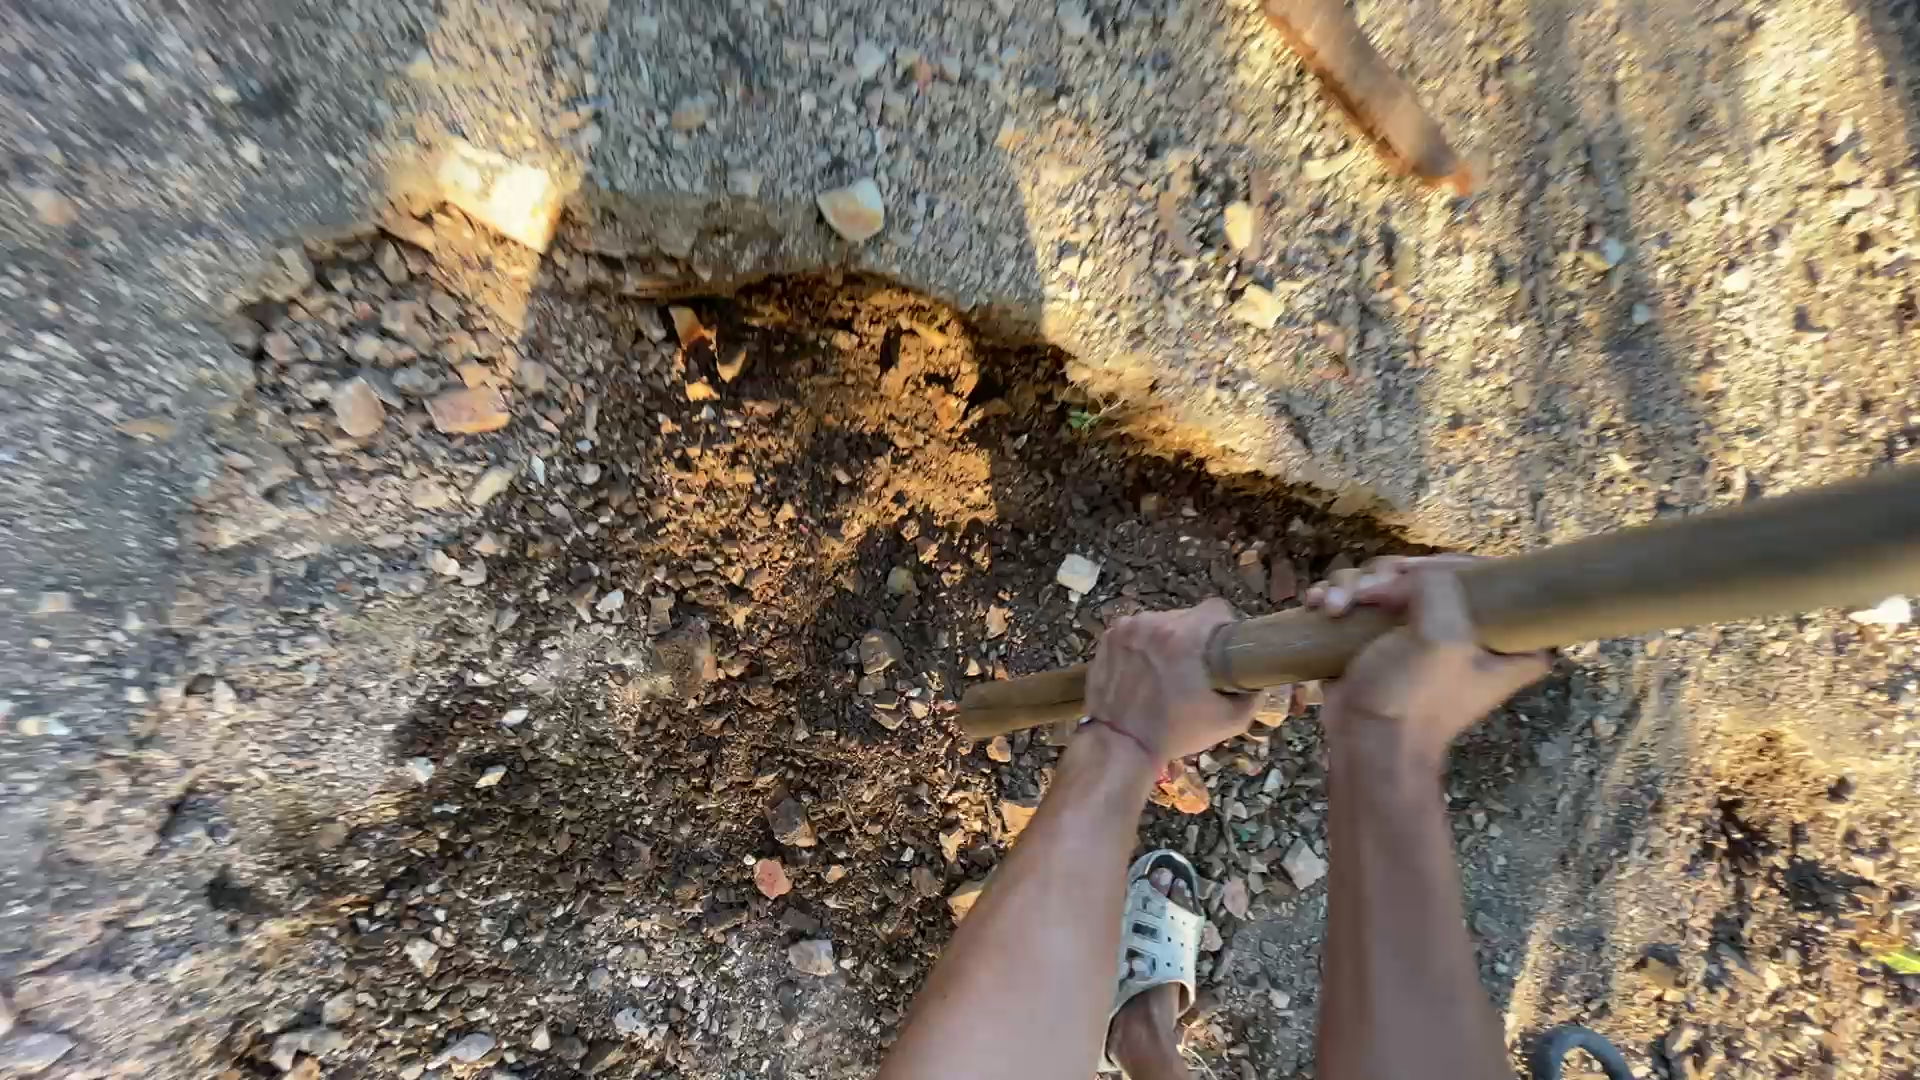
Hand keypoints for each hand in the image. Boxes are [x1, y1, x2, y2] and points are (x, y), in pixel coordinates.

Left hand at [1085, 598, 1256, 762]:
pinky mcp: (1108, 636)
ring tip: (1166, 670)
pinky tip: (1143, 669)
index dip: (1224, 626)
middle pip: (1186, 617)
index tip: (1223, 648)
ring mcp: (1127, 627)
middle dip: (1195, 637)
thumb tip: (1260, 680)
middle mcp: (1153, 623)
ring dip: (1167, 640)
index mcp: (1184, 637)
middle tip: (1195, 666)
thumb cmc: (1174, 731)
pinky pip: (1136, 631)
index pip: (1216, 609)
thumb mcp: (1228, 720)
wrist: (1119, 742)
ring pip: (1160, 623)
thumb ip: (1253, 696)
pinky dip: (1143, 645)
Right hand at [1305, 556, 1549, 768]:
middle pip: (1424, 575)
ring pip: (1383, 586)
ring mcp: (1417, 635)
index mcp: (1507, 639)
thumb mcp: (1443, 637)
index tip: (1409, 573)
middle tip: (1365, 594)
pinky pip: (1358, 603)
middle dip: (1384, 579)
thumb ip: (1437, 587)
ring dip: (1350, 589)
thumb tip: (1404, 573)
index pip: (1484, 577)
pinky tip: (1317, 605)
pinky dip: (1336, 599)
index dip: (1445, 565)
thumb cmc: (1414, 697)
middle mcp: (1466, 632)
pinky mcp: (1377, 641)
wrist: (1368, 740)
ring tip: (1331, 607)